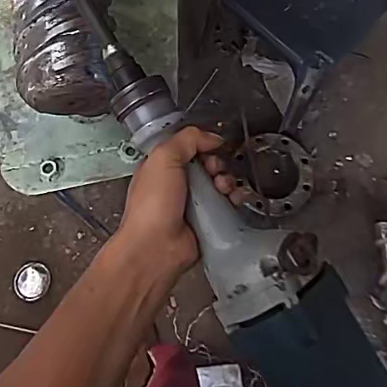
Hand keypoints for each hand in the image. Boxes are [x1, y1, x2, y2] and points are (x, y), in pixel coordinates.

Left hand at [111, 127, 237, 279]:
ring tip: (223, 187)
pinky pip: (227, 204)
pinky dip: (235, 198)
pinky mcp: (208, 221)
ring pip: (220, 182)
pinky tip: (235, 198)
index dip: (203, 144)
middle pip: (208, 163)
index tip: (212, 146)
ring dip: (227, 180)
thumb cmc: (151, 205)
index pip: (189, 146)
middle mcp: (177, 184)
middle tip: (215, 169)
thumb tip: (212, 137)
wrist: (155, 248)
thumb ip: (187, 140)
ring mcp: (193, 203)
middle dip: (217, 162)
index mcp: (162, 166)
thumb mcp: (163, 157)